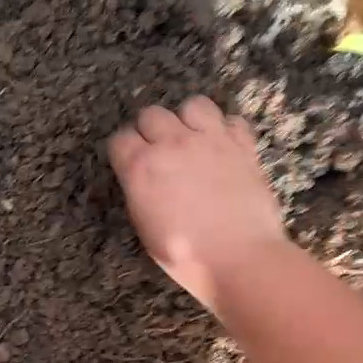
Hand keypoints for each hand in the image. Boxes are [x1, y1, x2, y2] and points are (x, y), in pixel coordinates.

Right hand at [108, 96, 288, 305]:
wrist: (239, 258)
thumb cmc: (185, 254)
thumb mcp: (144, 226)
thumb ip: (140, 191)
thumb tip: (144, 179)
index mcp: (141, 167)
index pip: (120, 139)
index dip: (124, 151)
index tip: (129, 162)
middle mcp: (173, 144)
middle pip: (151, 114)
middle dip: (150, 130)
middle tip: (158, 152)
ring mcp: (211, 140)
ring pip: (193, 105)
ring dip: (188, 119)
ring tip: (192, 140)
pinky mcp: (243, 145)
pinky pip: (231, 119)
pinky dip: (225, 129)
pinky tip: (223, 148)